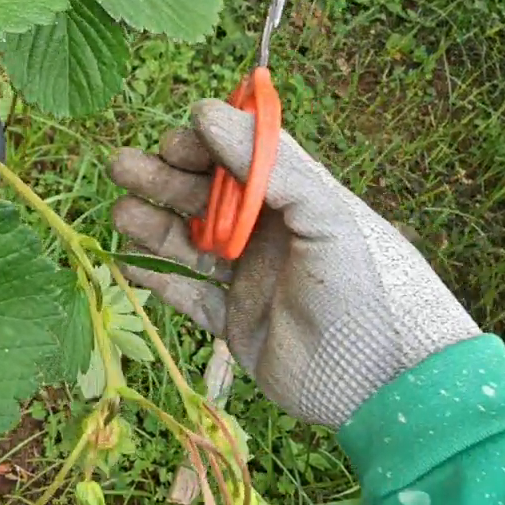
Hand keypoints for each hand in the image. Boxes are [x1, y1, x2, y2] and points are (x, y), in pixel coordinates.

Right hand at [110, 100, 478, 427]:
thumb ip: (268, 162)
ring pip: (183, 240)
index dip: (199, 145)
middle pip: (197, 194)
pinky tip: (127, 262)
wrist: (385, 392)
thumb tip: (205, 111)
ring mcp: (243, 277)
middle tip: (123, 165)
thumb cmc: (363, 291)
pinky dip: (155, 278)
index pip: (231, 156)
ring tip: (119, 212)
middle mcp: (260, 232)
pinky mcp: (232, 323)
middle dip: (159, 177)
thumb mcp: (324, 215)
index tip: (176, 143)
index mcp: (286, 199)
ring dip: (149, 223)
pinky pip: (185, 294)